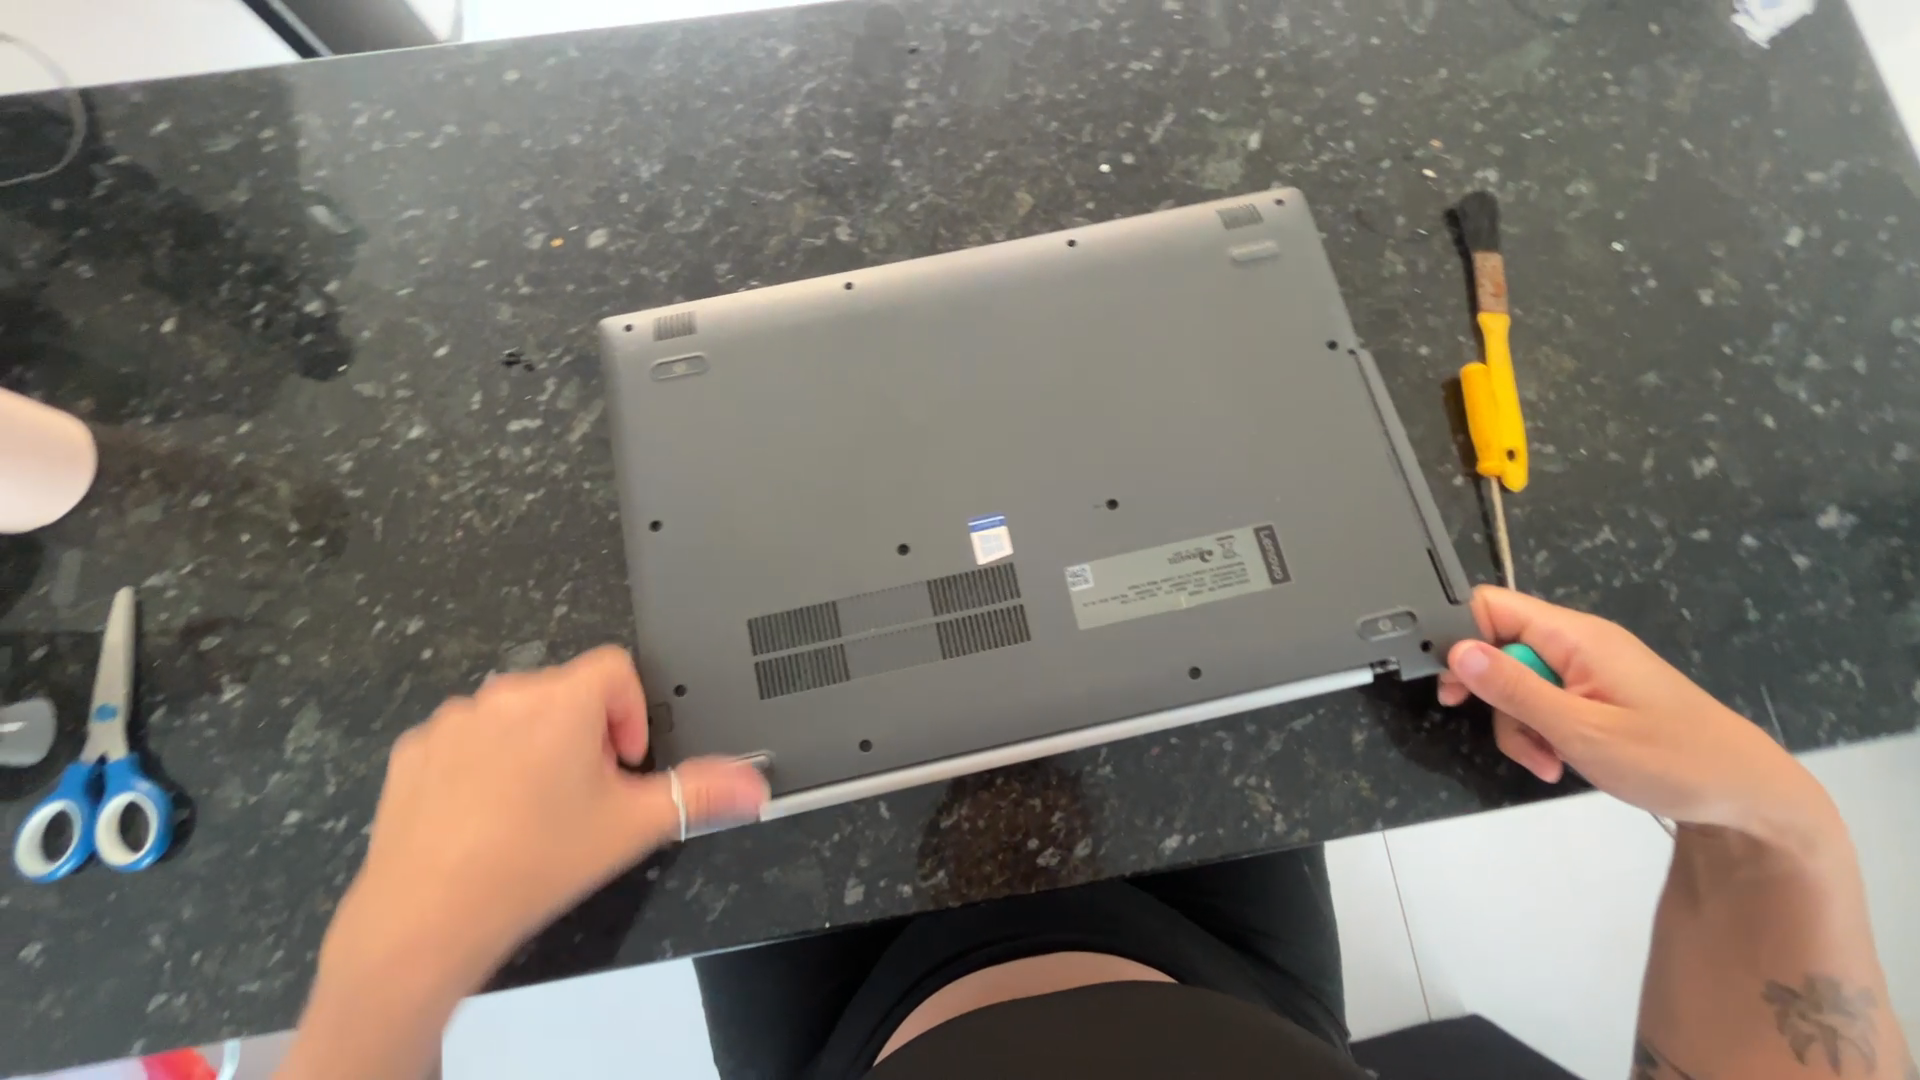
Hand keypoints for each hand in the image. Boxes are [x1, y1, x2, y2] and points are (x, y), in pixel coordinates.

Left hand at [323, 646, 768, 989]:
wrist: (424, 922)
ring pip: (517, 713)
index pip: (616, 667)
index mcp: (564, 701)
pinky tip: (486, 814)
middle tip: (585, 793)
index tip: (623, 762)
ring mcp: (452, 720)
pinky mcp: (413, 749)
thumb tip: (755, 786)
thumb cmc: (535, 863)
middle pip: (568, 691)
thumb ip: (702, 793)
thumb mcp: (634, 826)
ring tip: (536, 807)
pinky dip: (485, 760)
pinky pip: (467, 736)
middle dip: (587, 732)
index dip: (632, 711)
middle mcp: (505, 695)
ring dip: (537, 743)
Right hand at [1435, 587, 1834, 844]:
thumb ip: (1514, 688)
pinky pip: (1542, 703)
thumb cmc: (1673, 761)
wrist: (1753, 801)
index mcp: (1575, 636)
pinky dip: (1539, 733)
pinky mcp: (1593, 695)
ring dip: (1517, 725)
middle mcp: (1577, 644)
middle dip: (1491, 696)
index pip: (1490, 606)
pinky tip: (1556, 761)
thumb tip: (1456, 650)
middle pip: (1498, 651)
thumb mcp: (1581, 729)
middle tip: (1493, 728)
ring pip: (1516, 685)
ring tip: (1545, 761)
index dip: (1459, 636)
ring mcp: (1586, 671)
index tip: (1452, 682)